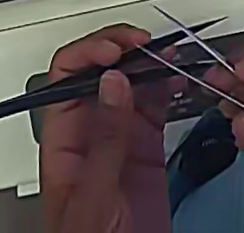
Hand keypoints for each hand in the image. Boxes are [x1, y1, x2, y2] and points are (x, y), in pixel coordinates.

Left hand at [39, 25, 175, 232]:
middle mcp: (91, 129)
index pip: (66, 74)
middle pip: (101, 70)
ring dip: (150, 64)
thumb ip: (104, 140)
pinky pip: (156, 106)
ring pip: (132, 83)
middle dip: (123, 49)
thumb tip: (112, 83)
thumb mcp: (92, 198)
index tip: (115, 50)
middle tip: (147, 45)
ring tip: (169, 57)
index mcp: (65, 136)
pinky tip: (178, 80)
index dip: (88, 52)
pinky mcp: (147, 149)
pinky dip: (169, 88)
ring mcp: (120, 137)